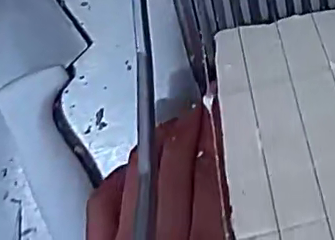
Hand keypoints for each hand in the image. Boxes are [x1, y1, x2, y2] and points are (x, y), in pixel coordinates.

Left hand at [86, 102, 224, 239]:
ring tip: (169, 127)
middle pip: (174, 168)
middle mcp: (160, 239)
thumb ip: (224, 220)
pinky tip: (127, 168)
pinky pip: (103, 204)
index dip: (214, 135)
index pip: (209, 177)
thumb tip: (231, 185)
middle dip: (187, 129)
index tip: (217, 112)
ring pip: (139, 176)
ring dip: (155, 144)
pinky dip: (116, 179)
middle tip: (197, 108)